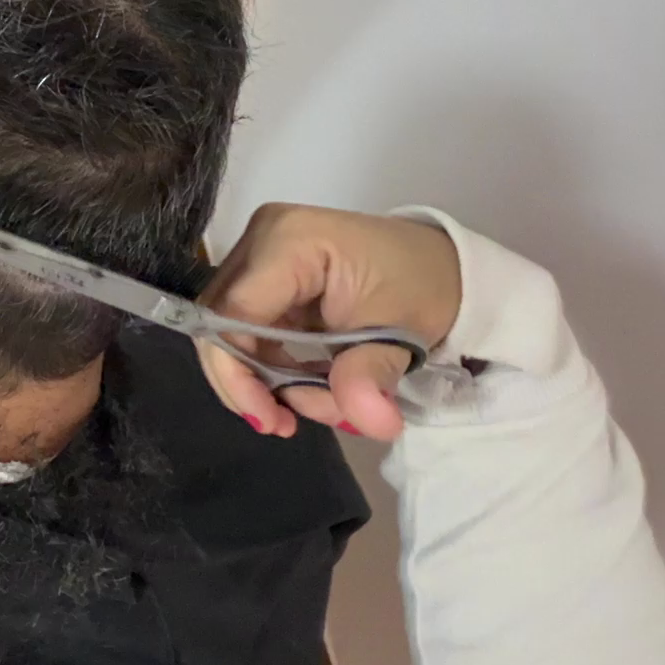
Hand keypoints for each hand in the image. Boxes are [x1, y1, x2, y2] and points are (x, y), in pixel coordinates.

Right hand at [198, 204, 461, 440]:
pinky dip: (265, 366)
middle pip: (218, 323)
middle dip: (246, 382)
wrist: (445, 263)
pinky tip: (300, 386)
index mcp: (288, 242)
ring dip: (258, 379)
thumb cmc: (423, 284)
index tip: (268, 420)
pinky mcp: (256, 276)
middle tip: (280, 424)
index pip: (232, 313)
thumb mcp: (402, 332)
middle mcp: (257, 241)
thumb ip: (370, 377)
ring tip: (314, 405)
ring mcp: (252, 256)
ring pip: (224, 331)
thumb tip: (370, 423)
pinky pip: (240, 328)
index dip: (237, 372)